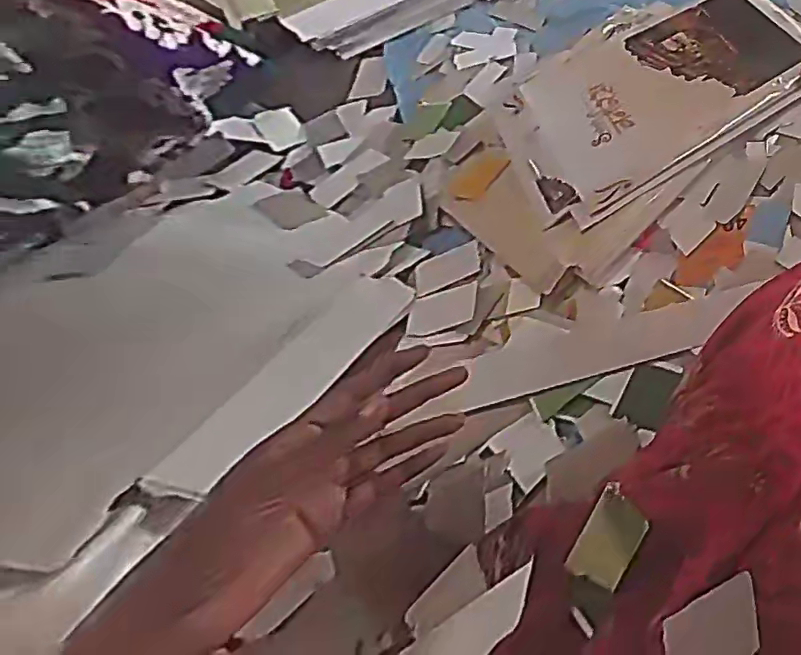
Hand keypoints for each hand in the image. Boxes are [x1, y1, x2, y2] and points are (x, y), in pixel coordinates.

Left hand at [68, 329, 468, 654]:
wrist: (183, 614)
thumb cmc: (208, 549)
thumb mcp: (277, 481)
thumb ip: (332, 441)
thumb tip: (377, 403)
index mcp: (295, 442)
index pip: (351, 391)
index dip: (387, 366)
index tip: (418, 348)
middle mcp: (313, 459)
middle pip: (377, 416)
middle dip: (418, 393)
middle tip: (454, 374)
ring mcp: (324, 488)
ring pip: (386, 449)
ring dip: (423, 431)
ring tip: (454, 419)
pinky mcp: (333, 516)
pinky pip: (381, 483)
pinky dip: (410, 467)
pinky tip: (431, 456)